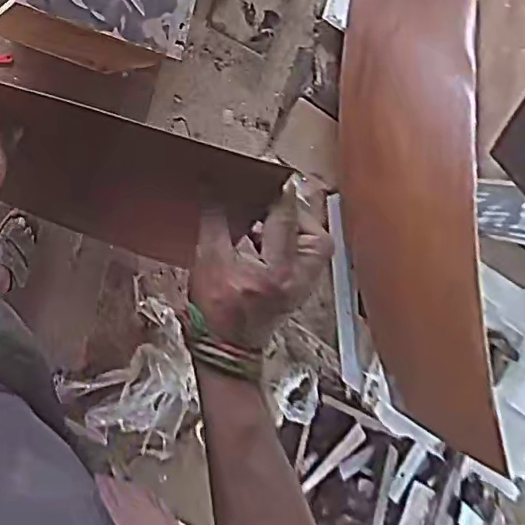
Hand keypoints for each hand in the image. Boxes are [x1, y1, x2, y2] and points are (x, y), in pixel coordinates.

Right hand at [189, 177, 332, 351]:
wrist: (225, 348)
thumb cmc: (214, 308)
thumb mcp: (207, 259)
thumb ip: (214, 220)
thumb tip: (212, 188)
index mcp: (276, 271)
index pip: (284, 221)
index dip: (278, 195)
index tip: (275, 175)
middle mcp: (298, 279)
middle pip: (317, 236)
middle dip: (296, 213)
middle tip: (272, 200)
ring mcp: (301, 287)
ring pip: (313, 246)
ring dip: (293, 227)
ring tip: (263, 217)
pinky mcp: (297, 291)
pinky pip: (303, 257)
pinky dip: (288, 241)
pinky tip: (262, 238)